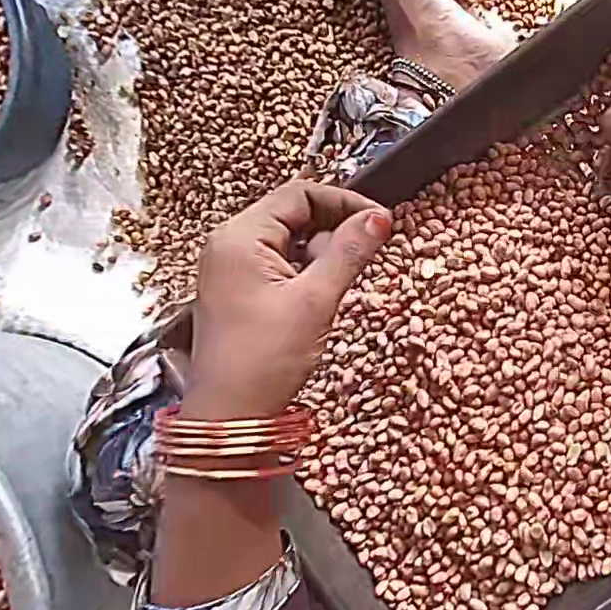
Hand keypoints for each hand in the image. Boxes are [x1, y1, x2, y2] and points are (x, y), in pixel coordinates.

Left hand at [183, 181, 391, 419]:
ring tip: (338, 286)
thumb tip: (378, 217)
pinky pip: (282, 264)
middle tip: (366, 255)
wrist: (231, 416)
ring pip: (291, 241)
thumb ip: (348, 252)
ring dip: (323, 254)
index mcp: (240, 236)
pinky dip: (308, 272)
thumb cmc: (266, 358)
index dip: (344, 202)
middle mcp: (230, 244)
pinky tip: (321, 297)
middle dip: (334, 230)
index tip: (379, 221)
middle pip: (294, 213)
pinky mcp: (241, 290)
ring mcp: (233, 268)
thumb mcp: (315, 300)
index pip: (299, 193)